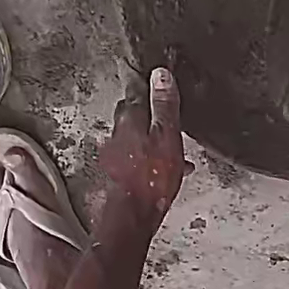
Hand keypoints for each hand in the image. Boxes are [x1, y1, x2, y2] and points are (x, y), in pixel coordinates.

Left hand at [98, 67, 187, 231]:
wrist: (133, 214)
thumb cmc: (152, 175)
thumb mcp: (168, 136)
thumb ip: (164, 106)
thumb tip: (161, 74)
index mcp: (130, 118)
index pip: (137, 90)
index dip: (148, 84)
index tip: (157, 78)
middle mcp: (118, 132)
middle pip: (134, 113)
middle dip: (149, 111)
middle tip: (166, 111)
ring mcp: (116, 152)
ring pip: (135, 136)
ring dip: (150, 136)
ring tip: (172, 144)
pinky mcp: (118, 171)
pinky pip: (136, 156)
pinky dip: (150, 156)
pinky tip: (166, 168)